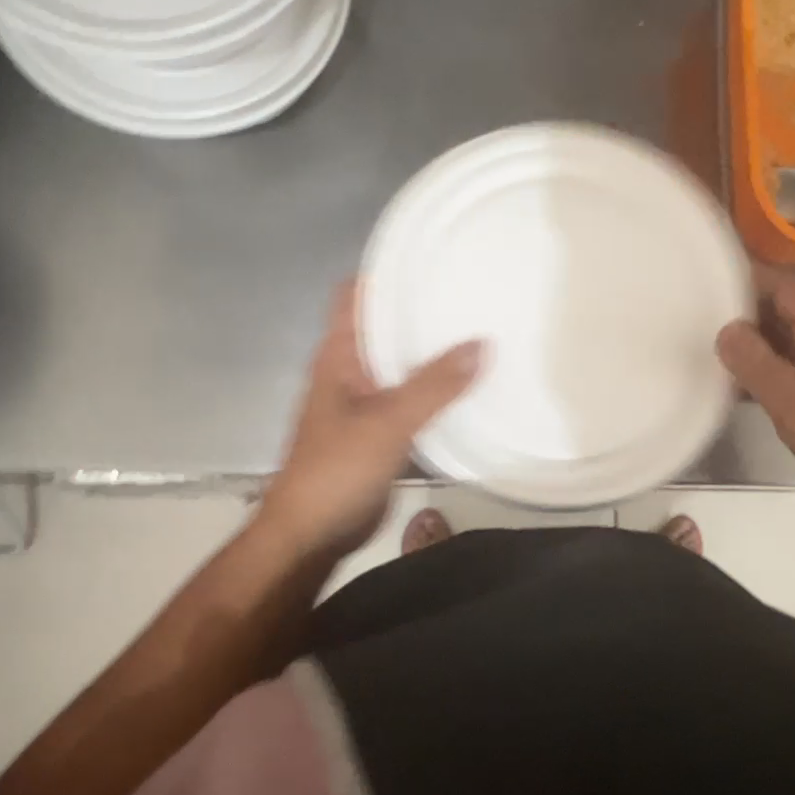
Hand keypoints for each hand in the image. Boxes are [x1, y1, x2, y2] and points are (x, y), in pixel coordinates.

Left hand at [264, 280, 483, 558]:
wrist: (311, 534)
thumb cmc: (336, 470)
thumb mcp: (389, 422)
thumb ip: (435, 385)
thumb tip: (482, 343)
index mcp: (338, 355)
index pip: (356, 294)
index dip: (388, 272)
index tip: (435, 261)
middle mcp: (349, 371)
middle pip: (385, 326)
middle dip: (423, 312)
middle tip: (476, 296)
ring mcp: (364, 402)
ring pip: (401, 365)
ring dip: (433, 354)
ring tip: (483, 335)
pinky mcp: (379, 432)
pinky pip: (411, 399)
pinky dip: (436, 391)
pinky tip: (471, 390)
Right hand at [716, 276, 794, 508]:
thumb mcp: (791, 401)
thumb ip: (756, 363)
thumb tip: (724, 327)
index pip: (779, 285)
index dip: (744, 276)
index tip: (704, 277)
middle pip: (776, 308)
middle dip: (738, 307)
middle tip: (691, 313)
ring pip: (777, 338)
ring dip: (745, 341)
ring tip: (701, 345)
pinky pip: (781, 365)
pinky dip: (756, 368)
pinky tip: (729, 385)